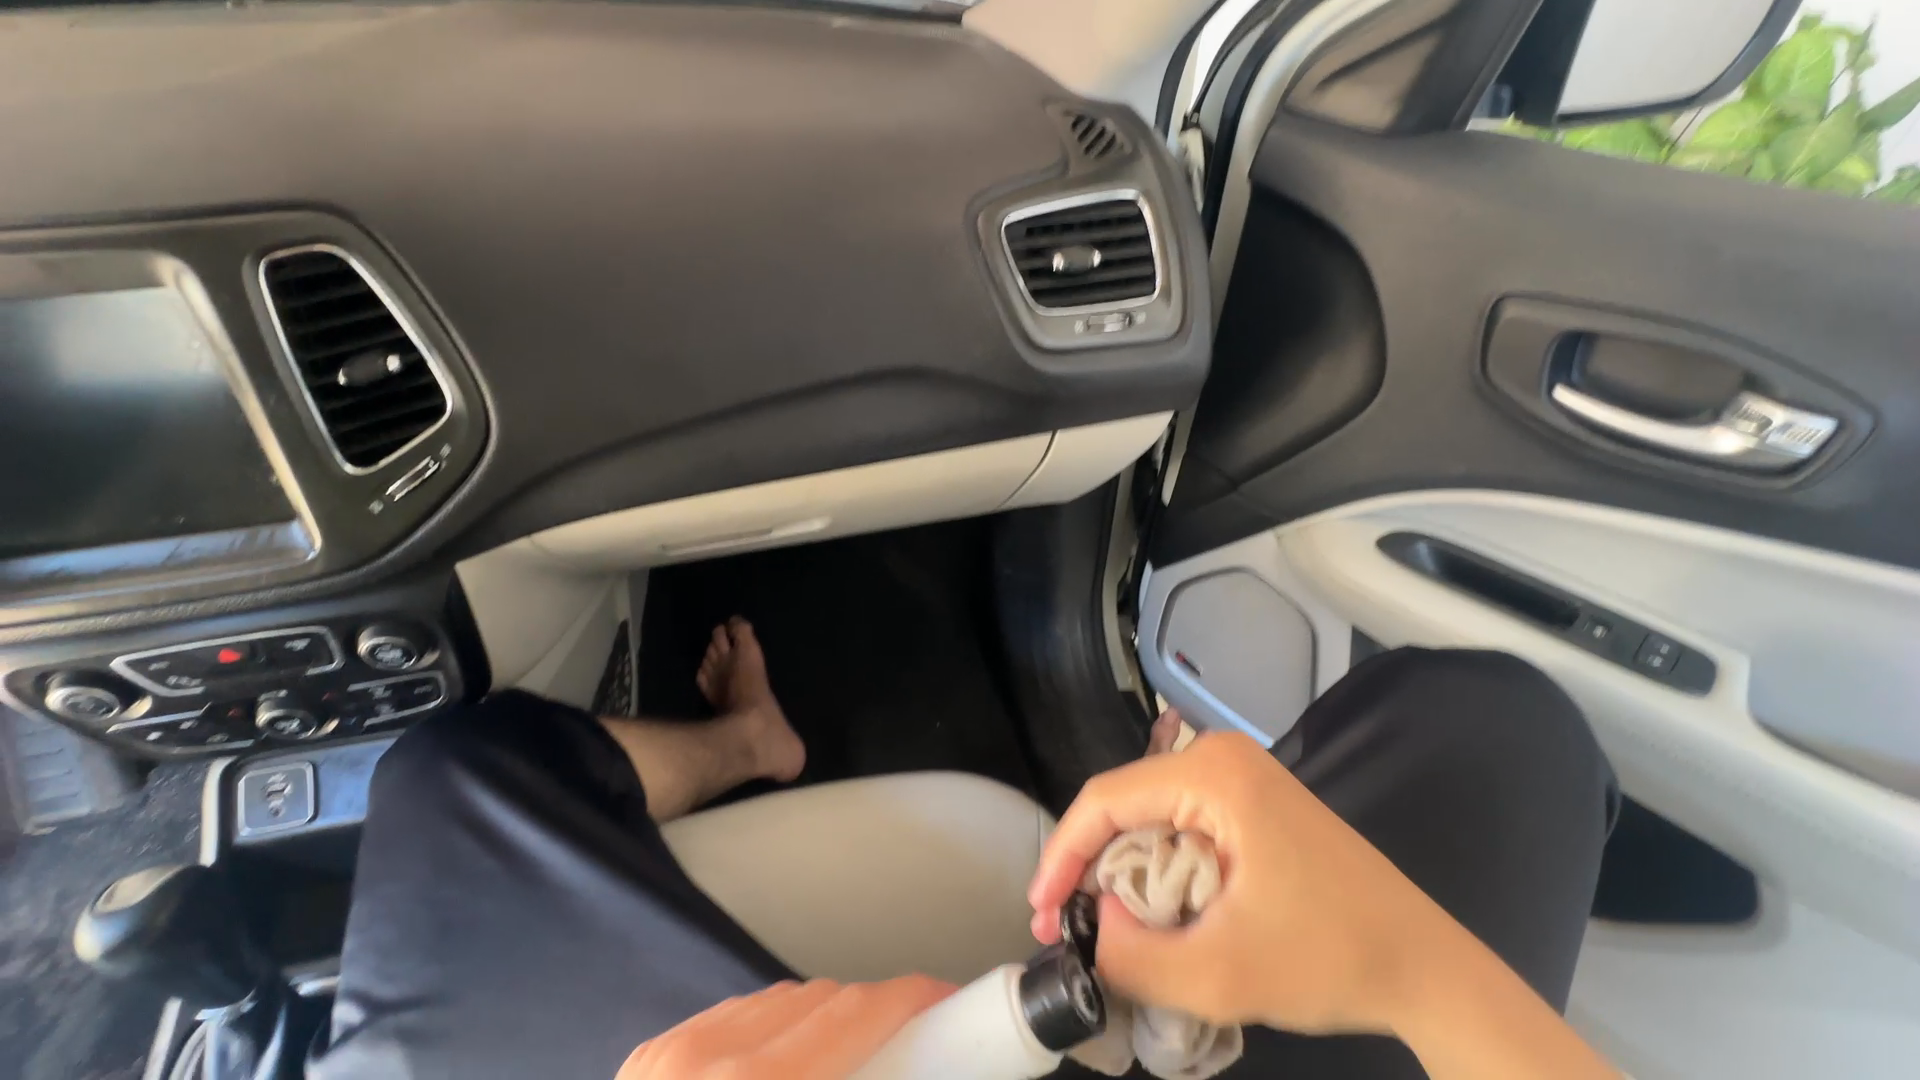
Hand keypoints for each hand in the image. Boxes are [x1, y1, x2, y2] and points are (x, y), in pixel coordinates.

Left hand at [619, 977, 953, 1078]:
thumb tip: (910, 1073)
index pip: (858, 1010)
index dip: (916, 997)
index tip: (950, 1003)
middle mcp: (708, 1058)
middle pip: (827, 996)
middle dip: (879, 1013)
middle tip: (910, 1045)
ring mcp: (669, 1052)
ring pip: (782, 998)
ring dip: (828, 1017)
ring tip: (852, 1057)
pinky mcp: (645, 1058)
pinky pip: (736, 1014)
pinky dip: (776, 1027)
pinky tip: (786, 1063)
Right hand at [1028, 732, 1464, 1035]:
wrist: (1426, 966)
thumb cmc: (1330, 959)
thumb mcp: (1220, 974)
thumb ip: (1131, 955)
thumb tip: (1089, 925)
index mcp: (1212, 776)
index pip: (1105, 800)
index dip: (1062, 857)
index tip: (1041, 914)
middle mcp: (1220, 757)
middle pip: (1124, 805)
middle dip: (1090, 869)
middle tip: (1067, 929)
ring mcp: (1240, 774)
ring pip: (1149, 816)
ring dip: (1123, 873)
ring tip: (1106, 929)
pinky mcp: (1251, 799)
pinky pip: (1180, 824)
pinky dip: (1158, 869)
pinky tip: (1154, 911)